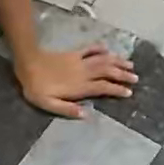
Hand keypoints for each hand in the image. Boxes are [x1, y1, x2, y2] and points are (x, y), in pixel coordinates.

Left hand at [13, 43, 138, 118]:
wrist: (28, 63)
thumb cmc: (36, 88)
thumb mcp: (48, 104)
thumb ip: (67, 110)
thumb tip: (86, 115)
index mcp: (79, 87)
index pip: (103, 87)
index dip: (117, 90)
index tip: (128, 92)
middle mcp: (83, 73)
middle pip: (108, 72)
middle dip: (123, 75)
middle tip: (136, 78)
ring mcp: (79, 62)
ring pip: (103, 60)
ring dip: (117, 62)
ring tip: (130, 65)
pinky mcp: (73, 54)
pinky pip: (90, 50)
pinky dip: (100, 49)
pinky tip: (108, 50)